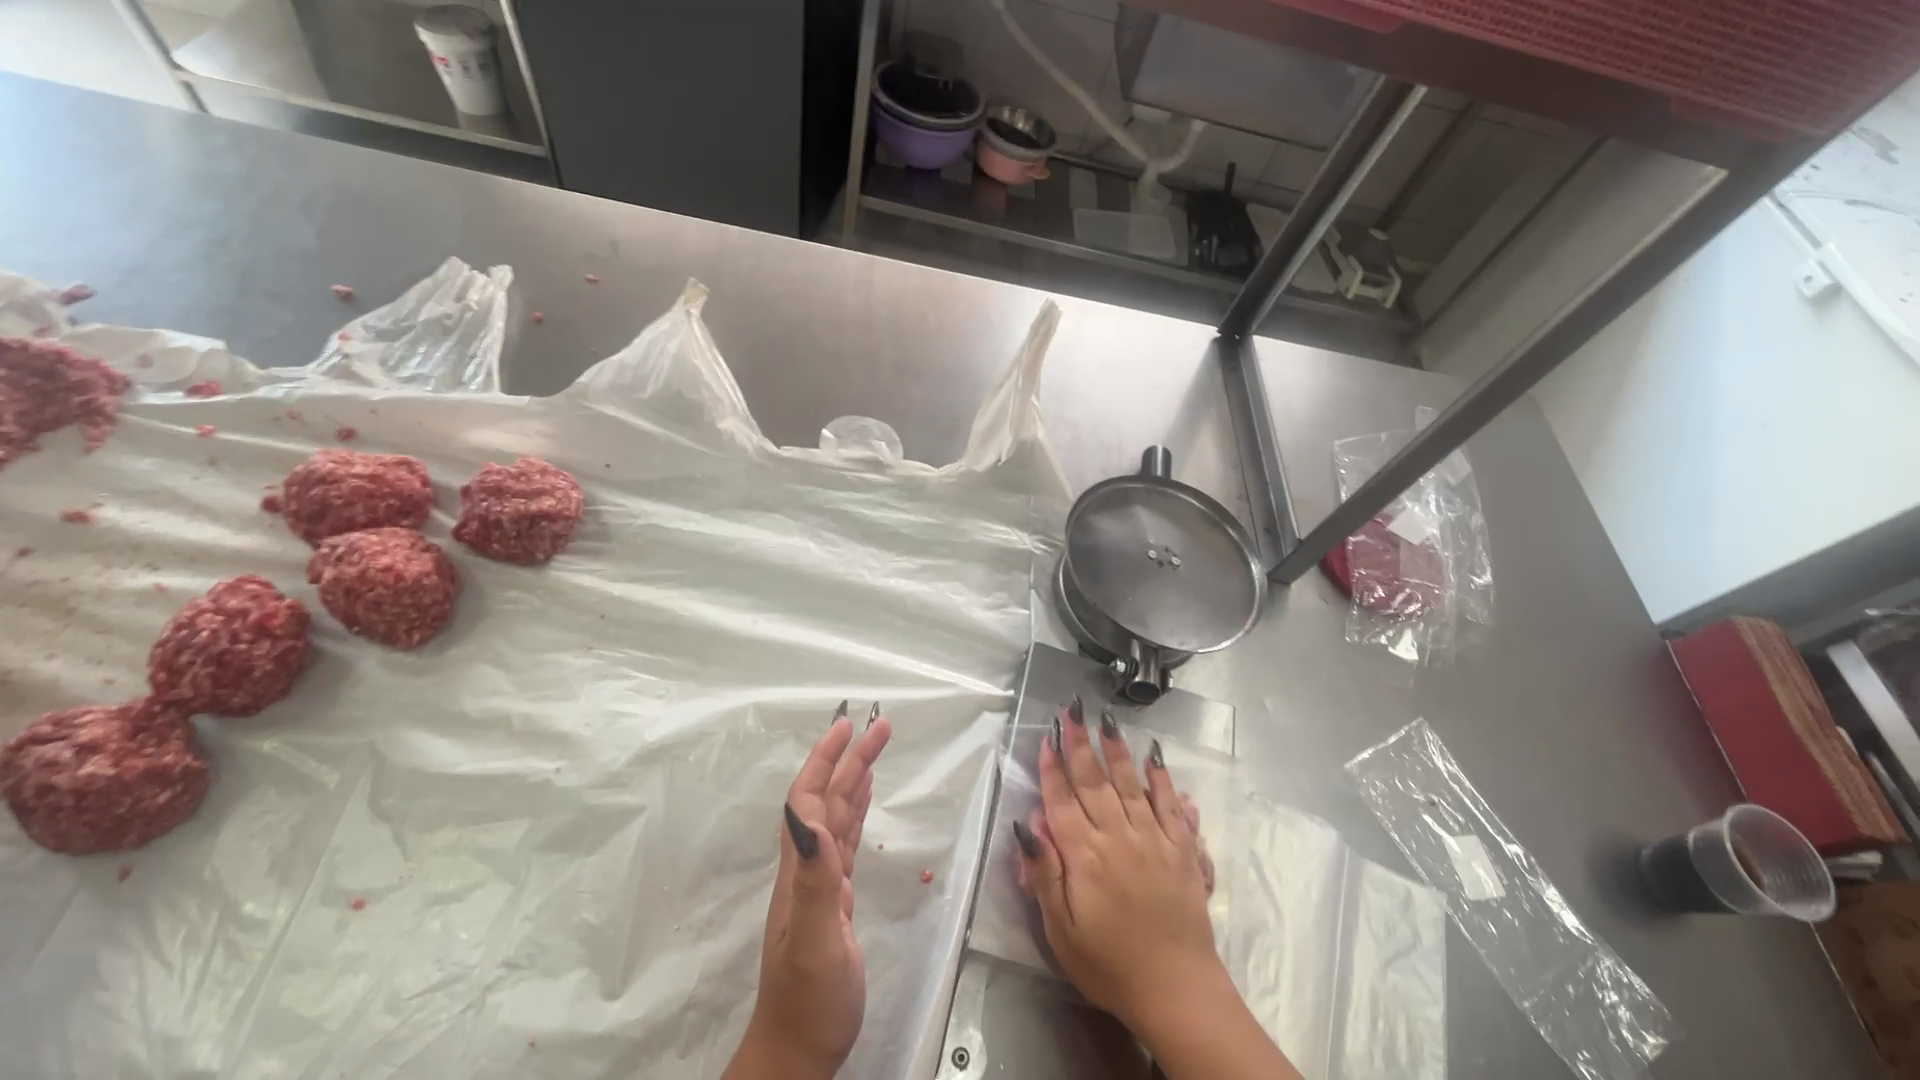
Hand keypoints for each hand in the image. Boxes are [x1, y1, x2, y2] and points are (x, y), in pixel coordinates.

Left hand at [724, 702, 891, 1079]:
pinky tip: (866, 799)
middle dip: (850, 760)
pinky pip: (848, 842)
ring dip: (856, 780)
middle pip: (828, 800)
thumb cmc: (810, 999)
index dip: (825, 761)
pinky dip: (859, 813)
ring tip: (876, 749)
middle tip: (881, 726)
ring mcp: (822, 883)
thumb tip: (811, 817)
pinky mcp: (837, 899)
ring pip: (839, 817)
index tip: (847, 727)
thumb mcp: (816, 941)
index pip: (810, 800)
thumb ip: (815, 880)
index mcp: (801, 869)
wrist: (799, 1047)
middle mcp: (808, 867)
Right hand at [1013, 698, 1220, 1032]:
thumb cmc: (1108, 964)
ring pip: (1130, 785)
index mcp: (1085, 856)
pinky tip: (1155, 758)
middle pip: (1094, 782)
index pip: (1062, 800)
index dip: (1052, 767)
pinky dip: (1162, 779)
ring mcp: (1154, 841)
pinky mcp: (1182, 851)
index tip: (1046, 736)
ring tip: (1107, 721)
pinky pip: (1170, 806)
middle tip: (1073, 710)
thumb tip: (1028, 826)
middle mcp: (1119, 837)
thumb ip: (1045, 874)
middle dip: (1081, 743)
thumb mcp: (1061, 929)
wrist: (1177, 989)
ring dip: (1117, 750)